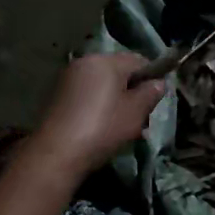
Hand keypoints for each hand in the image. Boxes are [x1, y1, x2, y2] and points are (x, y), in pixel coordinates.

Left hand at [35, 54, 165, 172]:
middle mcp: (84, 62)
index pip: (139, 60)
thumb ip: (151, 93)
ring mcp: (68, 79)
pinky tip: (103, 128)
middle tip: (141, 118)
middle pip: (119, 72)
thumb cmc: (102, 128)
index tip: (155, 101)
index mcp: (105, 61)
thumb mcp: (136, 111)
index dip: (152, 78)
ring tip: (123, 127)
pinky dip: (99, 106)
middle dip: (133, 91)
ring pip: (103, 85)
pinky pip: (88, 95)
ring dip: (117, 101)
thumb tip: (158, 82)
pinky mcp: (58, 96)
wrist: (56, 154)